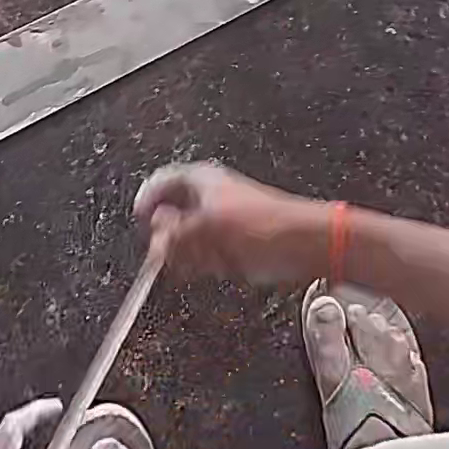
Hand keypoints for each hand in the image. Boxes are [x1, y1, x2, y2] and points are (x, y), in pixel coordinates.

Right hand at [133, 162, 327, 283]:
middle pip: (170, 216)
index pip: (160, 184)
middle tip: (172, 251)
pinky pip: (207, 255)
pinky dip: (209, 264)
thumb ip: (174, 234)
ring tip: (208, 259)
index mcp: (201, 181)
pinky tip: (223, 267)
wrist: (307, 244)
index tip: (141, 225)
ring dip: (191, 254)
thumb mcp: (207, 227)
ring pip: (188, 240)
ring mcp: (221, 221)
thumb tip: (155, 241)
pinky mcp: (234, 243)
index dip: (146, 203)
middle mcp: (209, 197)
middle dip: (170, 237)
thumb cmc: (267, 226)